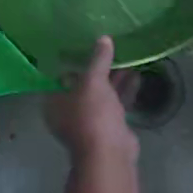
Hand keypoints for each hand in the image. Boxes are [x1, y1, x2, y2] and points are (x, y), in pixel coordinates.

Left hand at [45, 36, 138, 162]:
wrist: (110, 153)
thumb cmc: (92, 115)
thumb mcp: (93, 82)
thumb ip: (98, 59)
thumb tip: (104, 39)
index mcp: (54, 102)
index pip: (60, 77)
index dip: (72, 60)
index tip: (85, 44)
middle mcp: (68, 112)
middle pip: (83, 85)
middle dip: (99, 68)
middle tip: (111, 49)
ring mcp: (89, 121)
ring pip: (101, 95)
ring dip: (114, 79)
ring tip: (129, 59)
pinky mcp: (108, 127)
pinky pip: (115, 105)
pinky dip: (124, 91)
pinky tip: (137, 76)